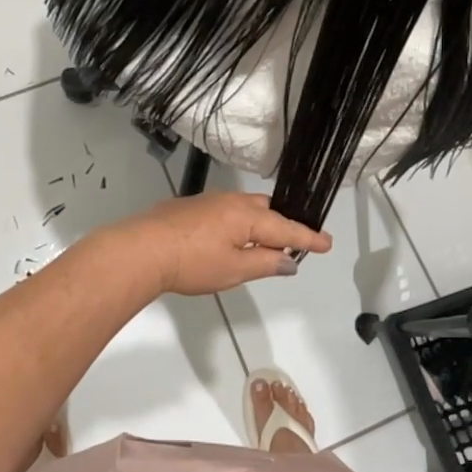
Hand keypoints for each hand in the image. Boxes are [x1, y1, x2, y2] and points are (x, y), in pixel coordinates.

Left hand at [105, 193, 332, 295]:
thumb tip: (289, 259)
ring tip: (268, 243)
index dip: (307, 237)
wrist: (143, 249)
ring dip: (261, 224)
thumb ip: (266, 263)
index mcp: (246, 215)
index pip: (286, 227)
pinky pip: (227, 212)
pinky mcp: (191, 208)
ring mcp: (209, 202)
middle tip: (298, 241)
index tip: (327, 243)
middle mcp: (231, 202)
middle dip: (284, 224)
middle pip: (267, 210)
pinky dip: (241, 224)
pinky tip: (235, 239)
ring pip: (246, 209)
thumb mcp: (235, 269)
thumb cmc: (193, 263)